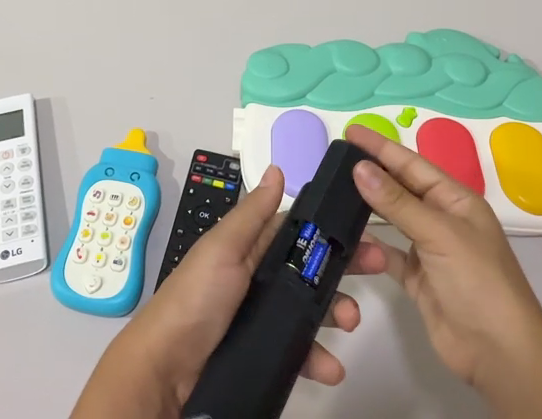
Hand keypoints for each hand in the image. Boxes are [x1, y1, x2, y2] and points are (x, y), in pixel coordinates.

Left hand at [70, 164, 386, 417]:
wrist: (166, 371)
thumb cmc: (194, 300)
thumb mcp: (222, 249)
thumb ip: (253, 214)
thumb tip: (277, 170)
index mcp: (248, 249)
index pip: (297, 231)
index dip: (328, 228)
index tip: (363, 228)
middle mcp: (258, 279)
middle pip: (311, 270)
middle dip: (343, 270)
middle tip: (375, 269)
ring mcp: (262, 317)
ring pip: (312, 310)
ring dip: (337, 313)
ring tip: (348, 323)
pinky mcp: (265, 352)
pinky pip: (301, 351)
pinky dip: (319, 357)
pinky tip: (330, 366)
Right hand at [345, 126, 541, 416]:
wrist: (500, 352)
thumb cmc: (478, 282)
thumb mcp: (440, 234)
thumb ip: (397, 202)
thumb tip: (360, 168)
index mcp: (456, 201)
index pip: (413, 164)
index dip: (382, 147)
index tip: (351, 131)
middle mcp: (443, 220)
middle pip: (401, 188)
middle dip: (372, 172)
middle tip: (334, 159)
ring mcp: (430, 251)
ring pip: (392, 220)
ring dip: (367, 207)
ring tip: (333, 192)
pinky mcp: (419, 279)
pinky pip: (389, 254)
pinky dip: (371, 246)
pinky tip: (348, 238)